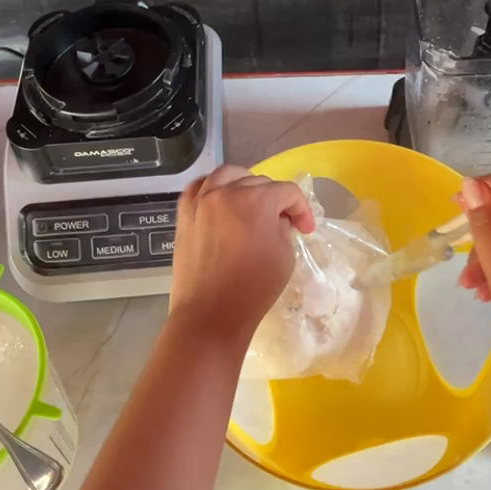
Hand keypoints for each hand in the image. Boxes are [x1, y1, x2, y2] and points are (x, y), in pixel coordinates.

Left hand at [168, 166, 314, 346]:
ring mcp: (201, 200)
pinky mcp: (185, 214)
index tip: (305, 229)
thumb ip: (283, 227)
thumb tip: (276, 218)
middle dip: (275, 199)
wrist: (210, 314)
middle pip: (258, 182)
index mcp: (256, 200)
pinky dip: (212, 187)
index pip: (287, 191)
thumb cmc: (254, 288)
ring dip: (244, 184)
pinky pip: (199, 187)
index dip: (301, 209)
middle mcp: (227, 192)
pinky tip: (220, 199)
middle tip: (282, 221)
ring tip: (250, 201)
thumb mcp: (284, 255)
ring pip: (227, 175)